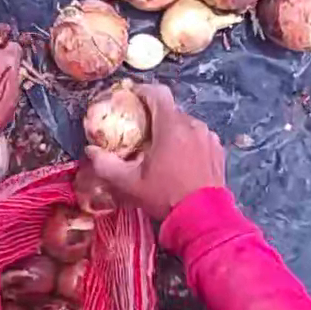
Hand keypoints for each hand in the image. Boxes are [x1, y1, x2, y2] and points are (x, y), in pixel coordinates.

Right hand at [87, 84, 226, 220]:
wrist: (203, 218)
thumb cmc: (166, 197)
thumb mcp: (130, 184)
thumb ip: (106, 165)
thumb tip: (91, 151)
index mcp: (171, 127)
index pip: (157, 93)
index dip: (142, 91)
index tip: (131, 97)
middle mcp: (193, 125)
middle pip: (170, 110)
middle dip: (155, 117)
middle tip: (141, 133)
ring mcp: (209, 137)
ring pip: (186, 124)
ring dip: (172, 131)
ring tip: (161, 150)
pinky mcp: (218, 150)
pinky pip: (199, 137)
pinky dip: (188, 142)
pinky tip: (181, 161)